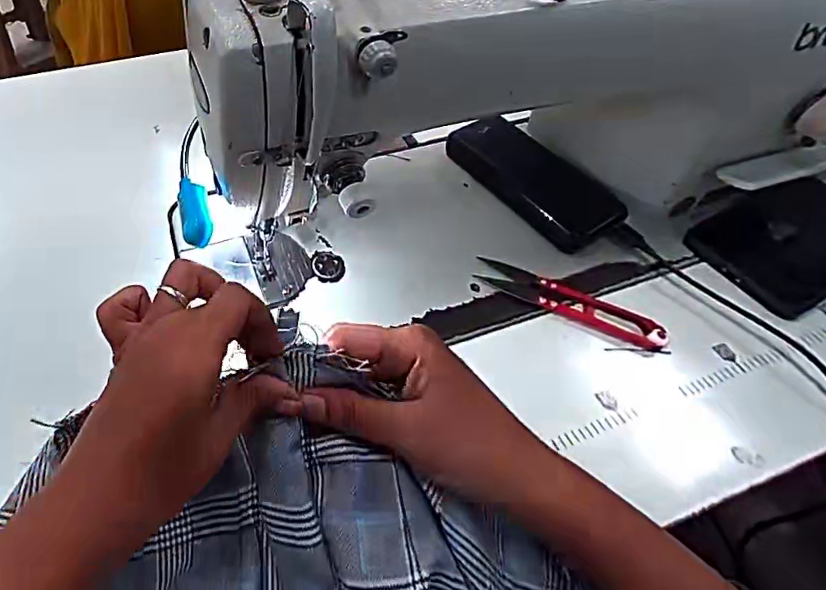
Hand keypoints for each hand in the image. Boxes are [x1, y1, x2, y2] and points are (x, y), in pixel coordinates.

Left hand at [59, 261, 297, 539]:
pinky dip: (142, 302)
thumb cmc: (155, 472)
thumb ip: (251, 399)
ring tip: (214, 329)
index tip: (269, 353)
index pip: (236, 298)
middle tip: (249, 344)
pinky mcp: (121, 350)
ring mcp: (140, 335)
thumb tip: (276, 387)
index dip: (261, 320)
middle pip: (208, 285)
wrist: (103, 492)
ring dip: (199, 295)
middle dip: (237, 307)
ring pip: (171, 283)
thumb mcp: (218, 436)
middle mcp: (164, 328)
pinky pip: (124, 306)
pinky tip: (159, 325)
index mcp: (194, 343)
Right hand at [300, 322, 556, 505]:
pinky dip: (362, 412)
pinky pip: (376, 395)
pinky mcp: (416, 396)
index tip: (296, 387)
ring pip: (361, 378)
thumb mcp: (406, 431)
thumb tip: (306, 399)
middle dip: (329, 384)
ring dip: (345, 401)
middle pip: (350, 356)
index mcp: (411, 340)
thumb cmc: (485, 451)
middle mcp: (411, 349)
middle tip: (307, 410)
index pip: (344, 337)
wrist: (528, 488)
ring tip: (329, 423)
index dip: (317, 362)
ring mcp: (414, 373)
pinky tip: (354, 429)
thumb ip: (351, 411)